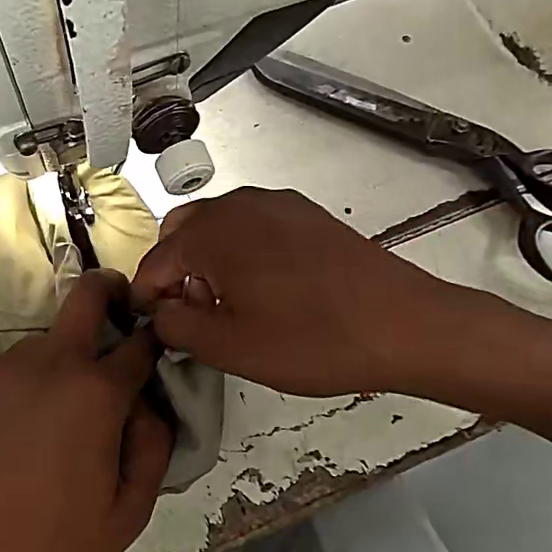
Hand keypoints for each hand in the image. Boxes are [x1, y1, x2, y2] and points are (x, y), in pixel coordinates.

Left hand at [0, 270, 173, 551]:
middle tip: (124, 320)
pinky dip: (32, 384)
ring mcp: (0, 373)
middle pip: (87, 294)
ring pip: (48, 340)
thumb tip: (147, 404)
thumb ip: (153, 444)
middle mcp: (47, 365)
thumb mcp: (129, 510)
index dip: (157, 339)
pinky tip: (25, 435)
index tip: (161, 346)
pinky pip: (13, 371)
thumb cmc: (52, 551)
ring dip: (68, 357)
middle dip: (113, 292)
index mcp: (96, 392)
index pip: (141, 342)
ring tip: (66, 417)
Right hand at [131, 188, 461, 397]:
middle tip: (196, 315)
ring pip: (219, 226)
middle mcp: (241, 205)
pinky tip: (267, 292)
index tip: (157, 327)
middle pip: (183, 232)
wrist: (402, 324)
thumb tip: (161, 313)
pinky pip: (254, 227)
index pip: (155, 261)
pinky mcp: (308, 216)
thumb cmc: (315, 339)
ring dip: (208, 260)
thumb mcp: (230, 347)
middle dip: (176, 271)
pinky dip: (242, 252)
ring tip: (232, 307)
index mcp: (212, 232)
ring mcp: (278, 205)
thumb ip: (177, 327)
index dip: (148, 298)